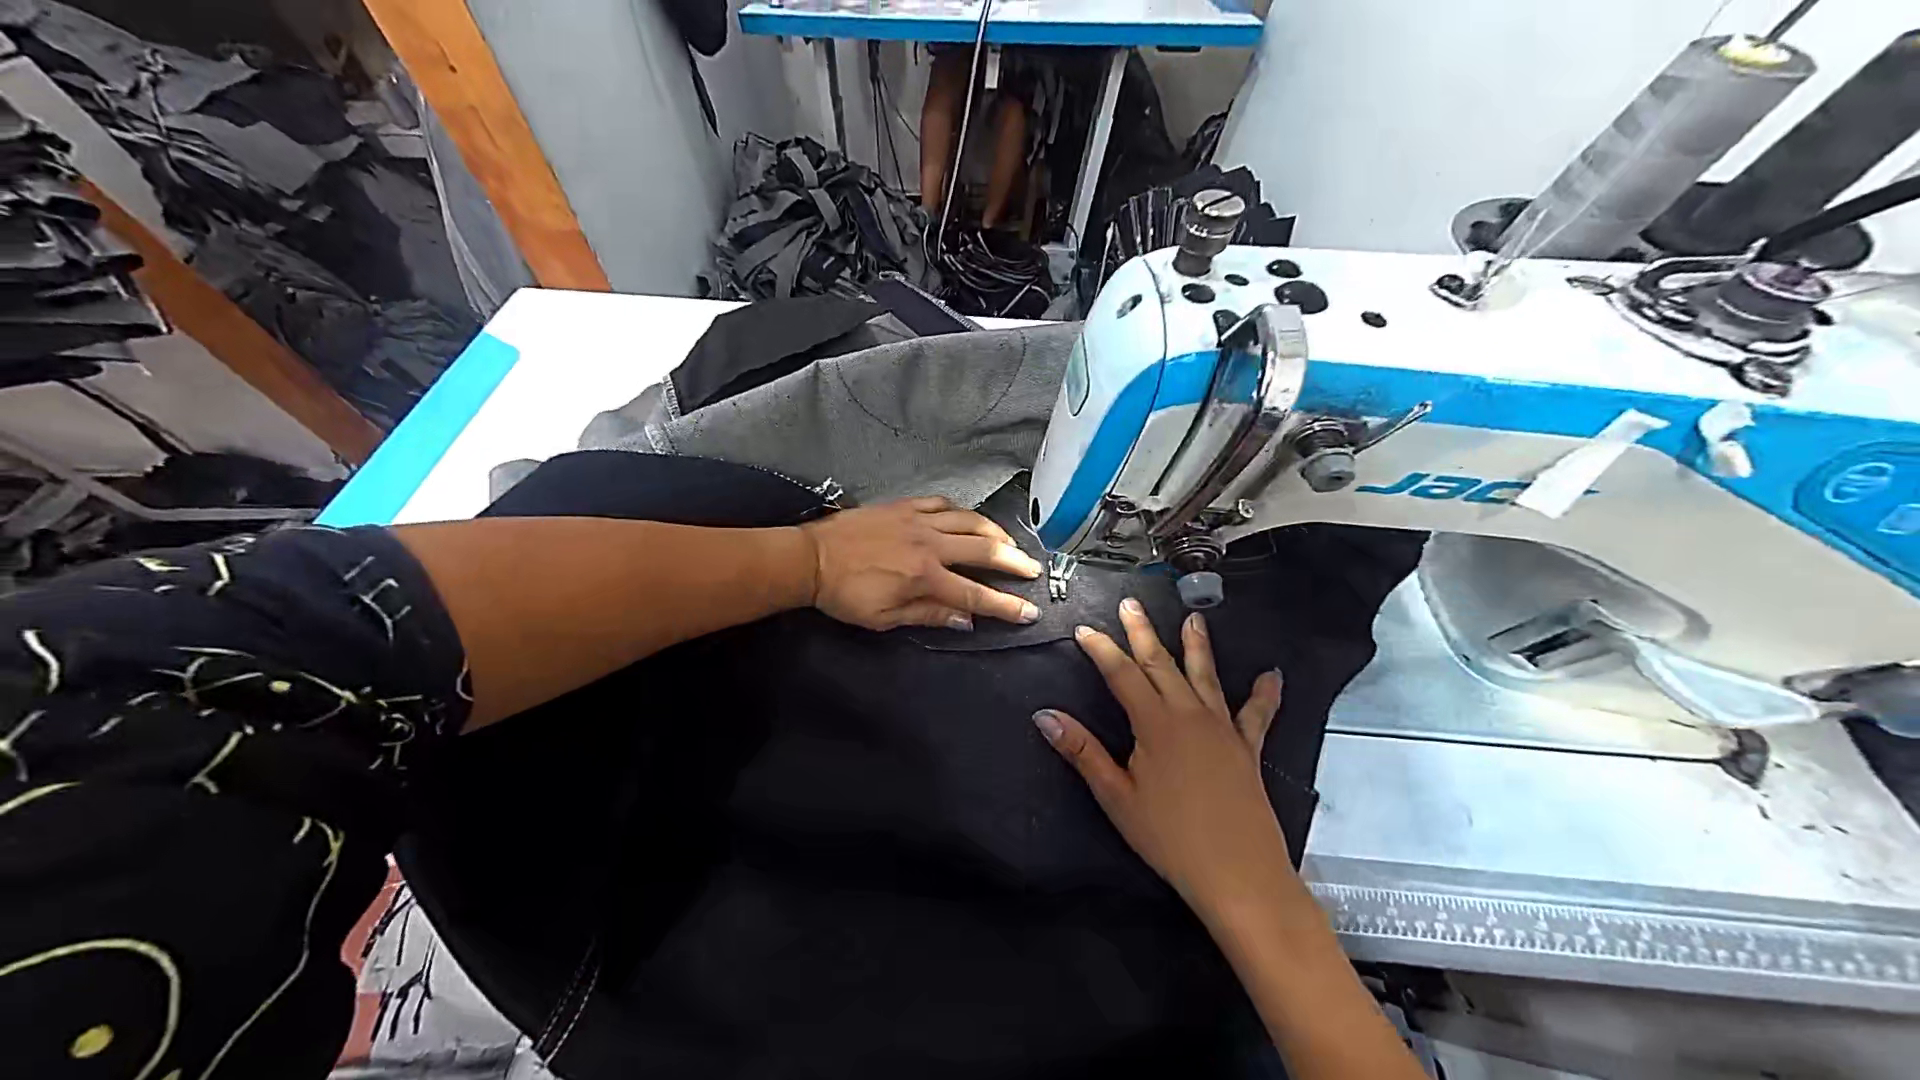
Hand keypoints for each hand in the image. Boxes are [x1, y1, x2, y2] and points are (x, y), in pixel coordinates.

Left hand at [799, 495, 1042, 630]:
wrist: (811, 558)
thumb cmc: (845, 595)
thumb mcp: (885, 618)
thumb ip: (928, 615)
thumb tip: (966, 619)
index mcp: (925, 577)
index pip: (977, 595)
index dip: (1007, 605)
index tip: (1030, 611)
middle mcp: (929, 545)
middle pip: (985, 551)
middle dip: (1015, 562)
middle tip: (1033, 569)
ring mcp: (918, 520)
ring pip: (970, 521)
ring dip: (995, 533)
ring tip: (1010, 543)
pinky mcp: (904, 506)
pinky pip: (942, 504)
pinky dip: (961, 513)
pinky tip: (967, 520)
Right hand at [1034, 599, 1290, 914]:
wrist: (1239, 874)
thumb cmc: (1169, 838)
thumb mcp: (1116, 796)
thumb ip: (1082, 751)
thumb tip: (1045, 715)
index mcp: (1155, 724)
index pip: (1121, 674)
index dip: (1101, 650)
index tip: (1083, 630)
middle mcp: (1190, 715)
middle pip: (1161, 664)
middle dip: (1142, 633)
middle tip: (1130, 605)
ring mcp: (1223, 728)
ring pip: (1205, 676)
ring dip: (1197, 645)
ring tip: (1193, 618)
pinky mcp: (1248, 748)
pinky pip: (1257, 714)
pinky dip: (1264, 693)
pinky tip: (1272, 675)